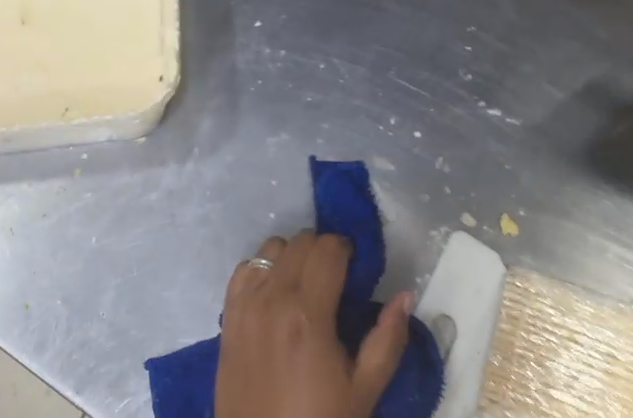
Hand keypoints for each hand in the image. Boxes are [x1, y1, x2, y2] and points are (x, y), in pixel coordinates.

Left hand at [215, 230, 412, 417]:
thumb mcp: (363, 390)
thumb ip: (388, 339)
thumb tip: (405, 295)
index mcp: (308, 313)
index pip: (328, 248)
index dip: (347, 252)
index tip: (355, 272)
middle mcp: (272, 297)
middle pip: (301, 241)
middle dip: (323, 251)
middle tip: (336, 280)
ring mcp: (245, 304)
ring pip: (271, 248)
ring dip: (292, 256)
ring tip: (304, 286)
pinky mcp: (227, 316)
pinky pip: (244, 268)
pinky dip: (263, 270)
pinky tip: (275, 294)